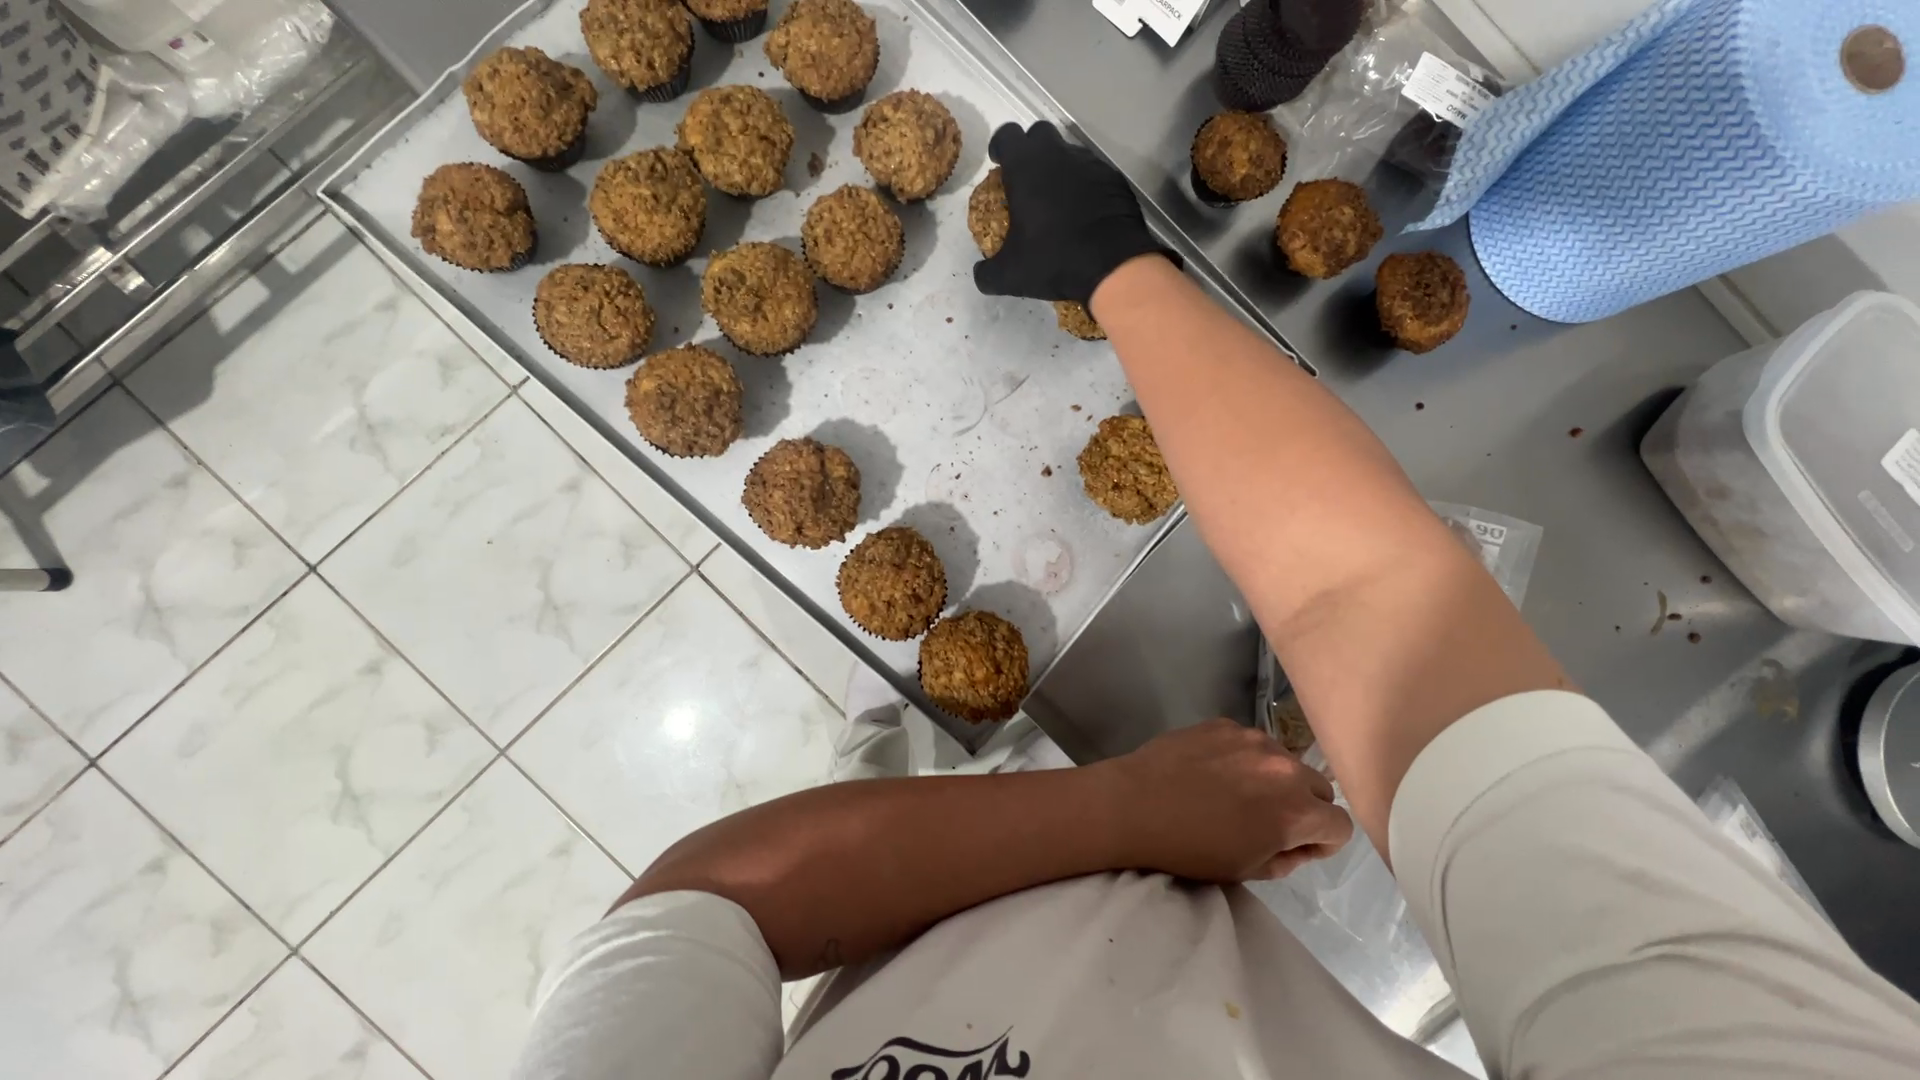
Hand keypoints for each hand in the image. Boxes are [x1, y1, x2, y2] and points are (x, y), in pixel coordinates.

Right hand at [973, 121, 1176, 304]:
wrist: (1112, 265)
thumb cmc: (1053, 260)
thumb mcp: (1010, 275)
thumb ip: (987, 273)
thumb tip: (980, 274)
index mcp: (1025, 167)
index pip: (1007, 135)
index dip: (1000, 147)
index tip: (999, 164)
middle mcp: (1057, 154)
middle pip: (1039, 134)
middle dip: (1030, 149)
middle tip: (1027, 177)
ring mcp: (1089, 162)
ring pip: (1068, 151)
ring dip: (1058, 167)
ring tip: (1056, 199)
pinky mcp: (1113, 177)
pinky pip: (1092, 171)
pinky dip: (1084, 184)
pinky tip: (1083, 210)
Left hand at [1094, 719, 1352, 881]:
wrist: (1132, 805)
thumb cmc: (1189, 848)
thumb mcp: (1248, 870)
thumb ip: (1288, 856)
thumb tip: (1299, 842)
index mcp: (1296, 810)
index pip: (1340, 825)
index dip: (1322, 842)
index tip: (1295, 846)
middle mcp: (1283, 767)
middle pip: (1319, 788)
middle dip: (1304, 807)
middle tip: (1268, 821)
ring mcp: (1253, 739)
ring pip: (1285, 760)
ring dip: (1274, 778)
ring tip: (1236, 793)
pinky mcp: (1223, 724)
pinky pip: (1250, 743)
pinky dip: (1243, 758)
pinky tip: (1212, 772)